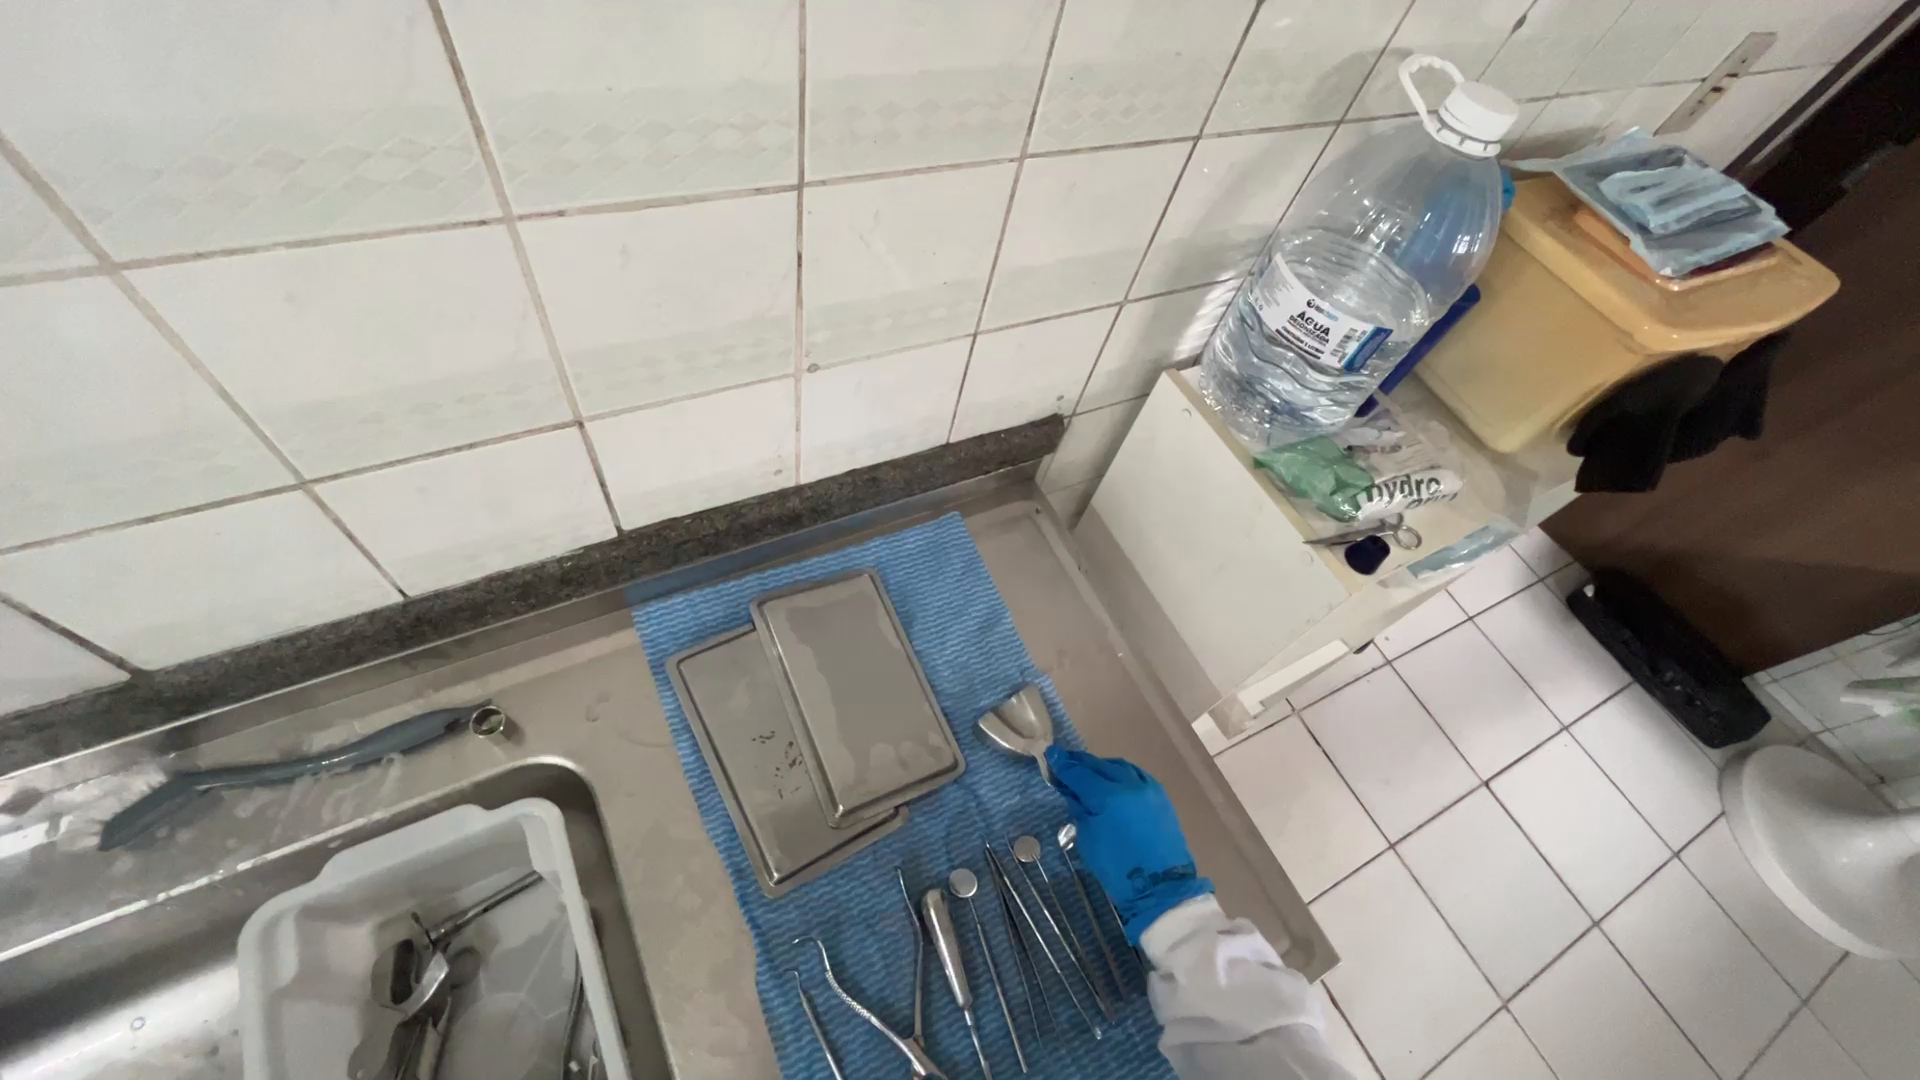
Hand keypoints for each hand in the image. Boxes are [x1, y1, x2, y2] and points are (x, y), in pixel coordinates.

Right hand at [1046, 746, 1212, 943]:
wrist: (1160, 888)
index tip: (1050, 754)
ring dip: (1101, 766)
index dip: (1062, 764)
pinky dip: (1121, 772)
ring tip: (1088, 769)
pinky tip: (1113, 777)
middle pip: (1099, 765)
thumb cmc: (1117, 869)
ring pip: (1120, 766)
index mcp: (1108, 797)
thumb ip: (1079, 809)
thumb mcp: (1088, 839)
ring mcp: (1148, 788)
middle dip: (1080, 762)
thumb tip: (1072, 791)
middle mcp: (1129, 785)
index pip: (1079, 774)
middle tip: (1064, 760)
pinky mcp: (1161, 796)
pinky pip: (1136, 774)